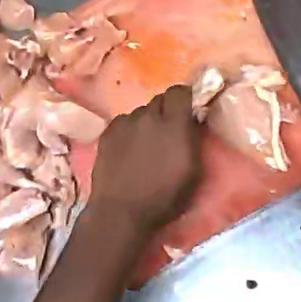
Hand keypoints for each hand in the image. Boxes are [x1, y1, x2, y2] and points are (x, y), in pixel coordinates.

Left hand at [85, 85, 201, 239]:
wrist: (121, 210)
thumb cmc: (164, 197)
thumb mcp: (193, 171)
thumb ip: (193, 138)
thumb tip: (192, 120)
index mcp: (173, 124)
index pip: (179, 91)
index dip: (184, 98)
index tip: (186, 110)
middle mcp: (147, 116)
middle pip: (159, 100)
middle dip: (166, 111)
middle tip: (167, 132)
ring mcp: (124, 122)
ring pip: (140, 112)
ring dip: (146, 122)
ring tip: (145, 144)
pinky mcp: (107, 132)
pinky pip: (123, 122)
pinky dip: (128, 130)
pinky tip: (127, 150)